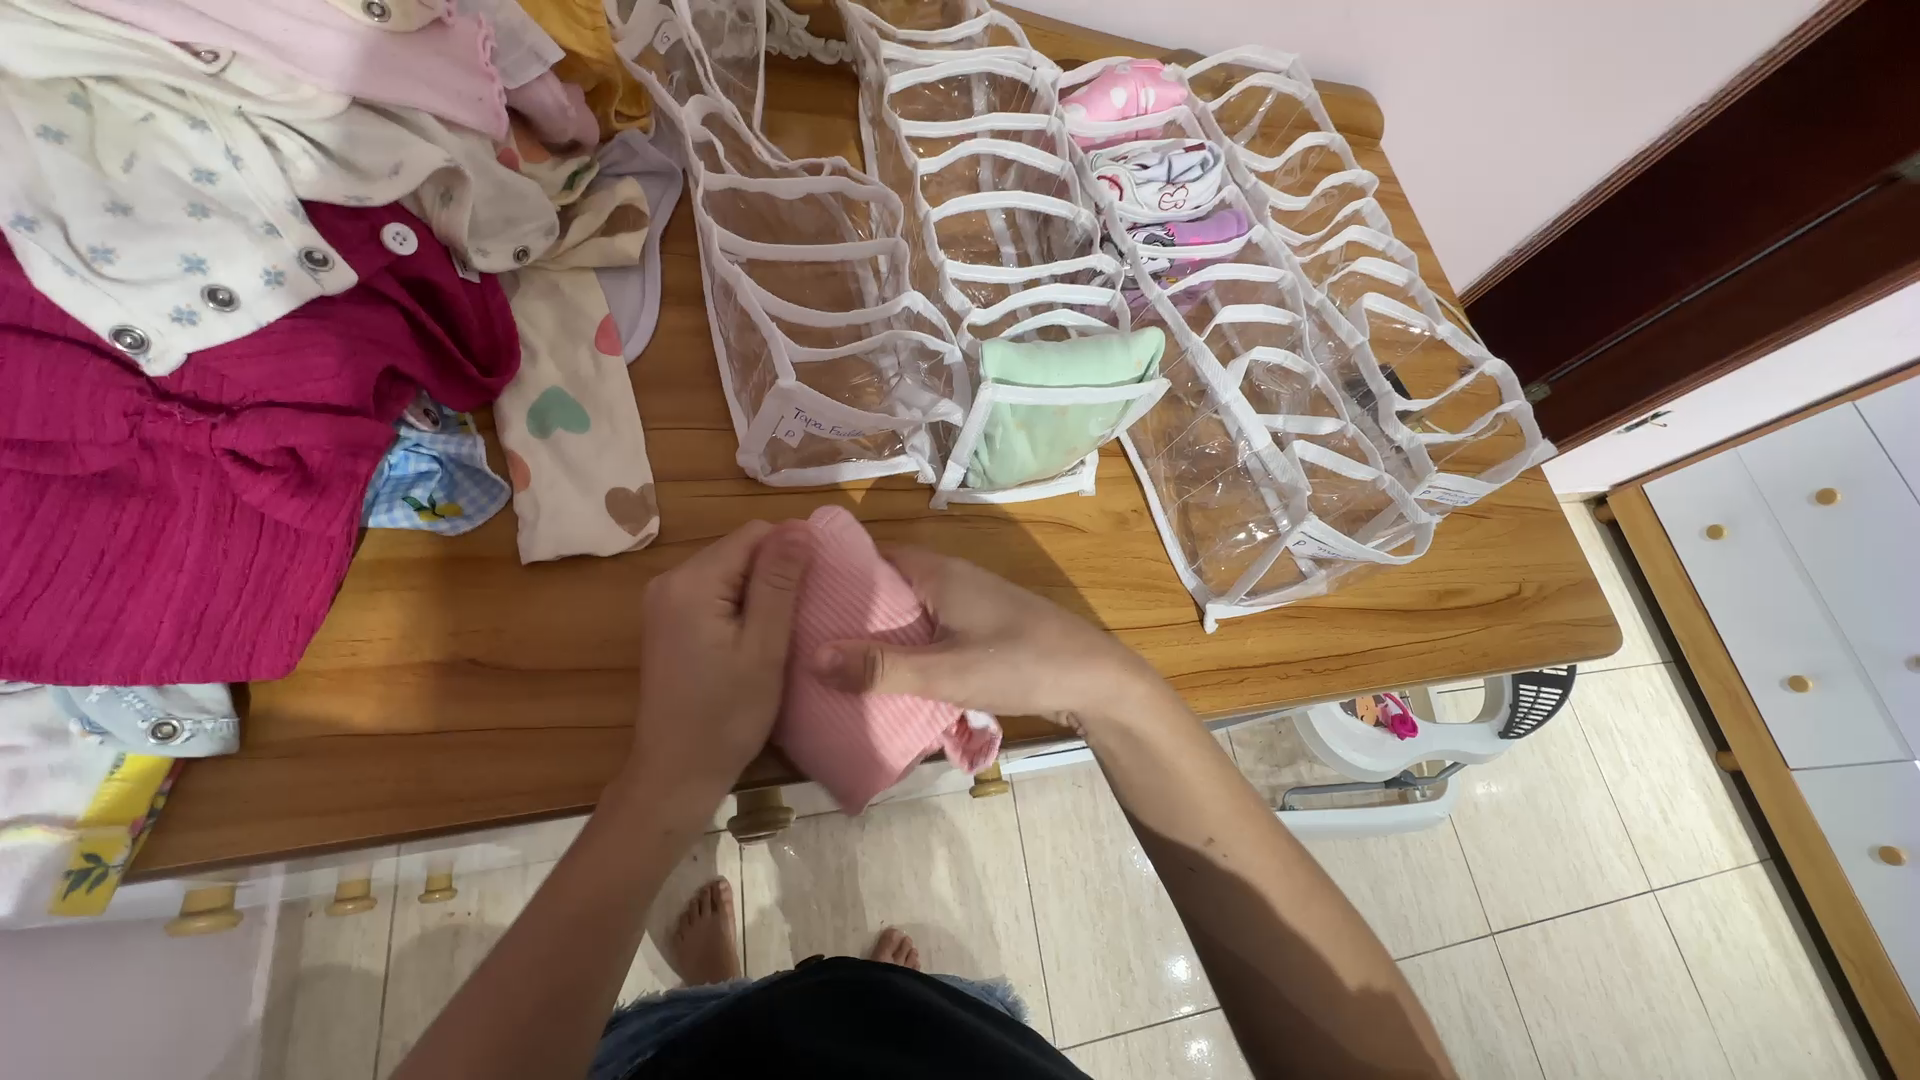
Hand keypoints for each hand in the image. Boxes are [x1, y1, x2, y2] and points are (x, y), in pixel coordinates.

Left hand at [625, 520, 814, 797]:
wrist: (677, 771)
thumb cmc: (727, 714)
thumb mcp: (764, 647)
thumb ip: (779, 582)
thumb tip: (800, 527)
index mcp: (691, 582)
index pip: (754, 534)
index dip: (793, 550)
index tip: (820, 585)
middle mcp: (670, 581)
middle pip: (739, 548)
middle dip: (776, 570)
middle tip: (807, 611)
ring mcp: (664, 601)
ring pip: (729, 569)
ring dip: (761, 588)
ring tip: (787, 624)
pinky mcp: (667, 621)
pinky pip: (714, 591)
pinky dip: (742, 603)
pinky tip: (759, 634)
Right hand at [810, 544, 1174, 731]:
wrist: (1096, 679)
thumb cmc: (1021, 664)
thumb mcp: (946, 672)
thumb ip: (882, 668)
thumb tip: (812, 657)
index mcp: (937, 571)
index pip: (870, 556)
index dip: (831, 573)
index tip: (790, 596)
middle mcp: (949, 576)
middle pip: (885, 584)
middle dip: (848, 608)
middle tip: (801, 637)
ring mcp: (967, 601)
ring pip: (907, 609)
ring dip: (876, 631)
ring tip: (830, 659)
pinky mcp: (979, 627)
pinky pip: (927, 628)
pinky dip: (903, 644)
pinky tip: (884, 674)